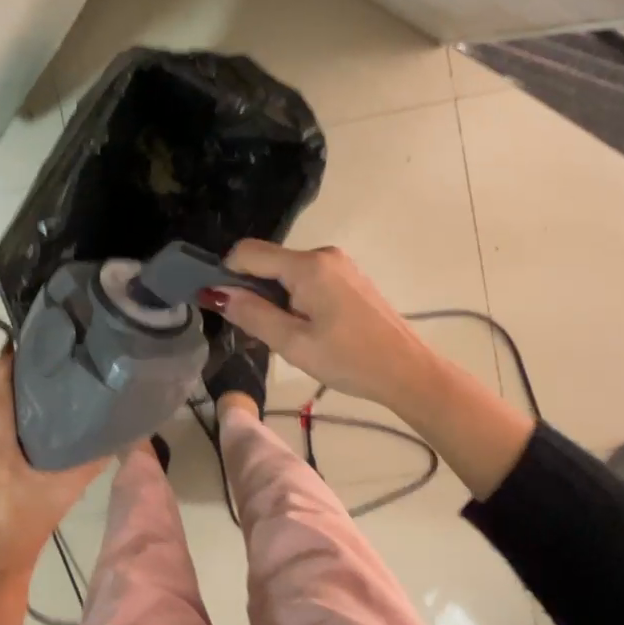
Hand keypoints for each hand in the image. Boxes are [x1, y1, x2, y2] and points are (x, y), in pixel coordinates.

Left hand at [0, 346, 108, 577]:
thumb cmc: (32, 525)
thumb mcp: (65, 493)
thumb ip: (88, 462)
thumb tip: (115, 436)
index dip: (3, 368)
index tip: (12, 344)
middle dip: (8, 393)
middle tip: (32, 376)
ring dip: (3, 421)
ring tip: (27, 414)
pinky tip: (13, 451)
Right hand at [201, 239, 439, 409]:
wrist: (409, 372)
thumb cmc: (349, 360)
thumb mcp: (293, 343)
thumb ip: (251, 313)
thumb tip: (214, 292)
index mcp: (307, 265)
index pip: (247, 252)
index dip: (227, 274)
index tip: (226, 307)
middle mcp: (322, 254)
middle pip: (267, 260)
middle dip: (254, 290)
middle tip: (262, 331)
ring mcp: (338, 264)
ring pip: (285, 271)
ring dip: (275, 297)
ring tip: (290, 335)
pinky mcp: (347, 276)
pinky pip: (306, 278)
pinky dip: (295, 298)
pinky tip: (309, 329)